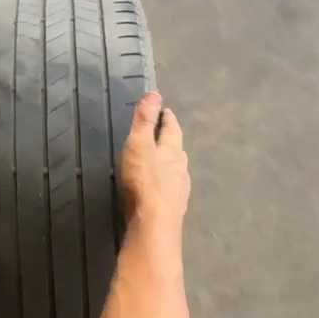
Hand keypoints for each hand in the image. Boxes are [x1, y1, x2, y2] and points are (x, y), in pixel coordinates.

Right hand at [119, 93, 189, 225]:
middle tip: (164, 132)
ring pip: (177, 169)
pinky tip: (162, 187)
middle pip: (177, 149)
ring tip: (162, 159)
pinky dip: (167, 181)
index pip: (171, 129)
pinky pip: (172, 187)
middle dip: (171, 139)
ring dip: (171, 161)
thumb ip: (144, 121)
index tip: (166, 110)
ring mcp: (179, 189)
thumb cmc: (144, 180)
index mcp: (171, 150)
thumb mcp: (138, 144)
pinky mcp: (174, 206)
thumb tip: (155, 94)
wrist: (154, 223)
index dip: (167, 119)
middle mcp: (180, 168)